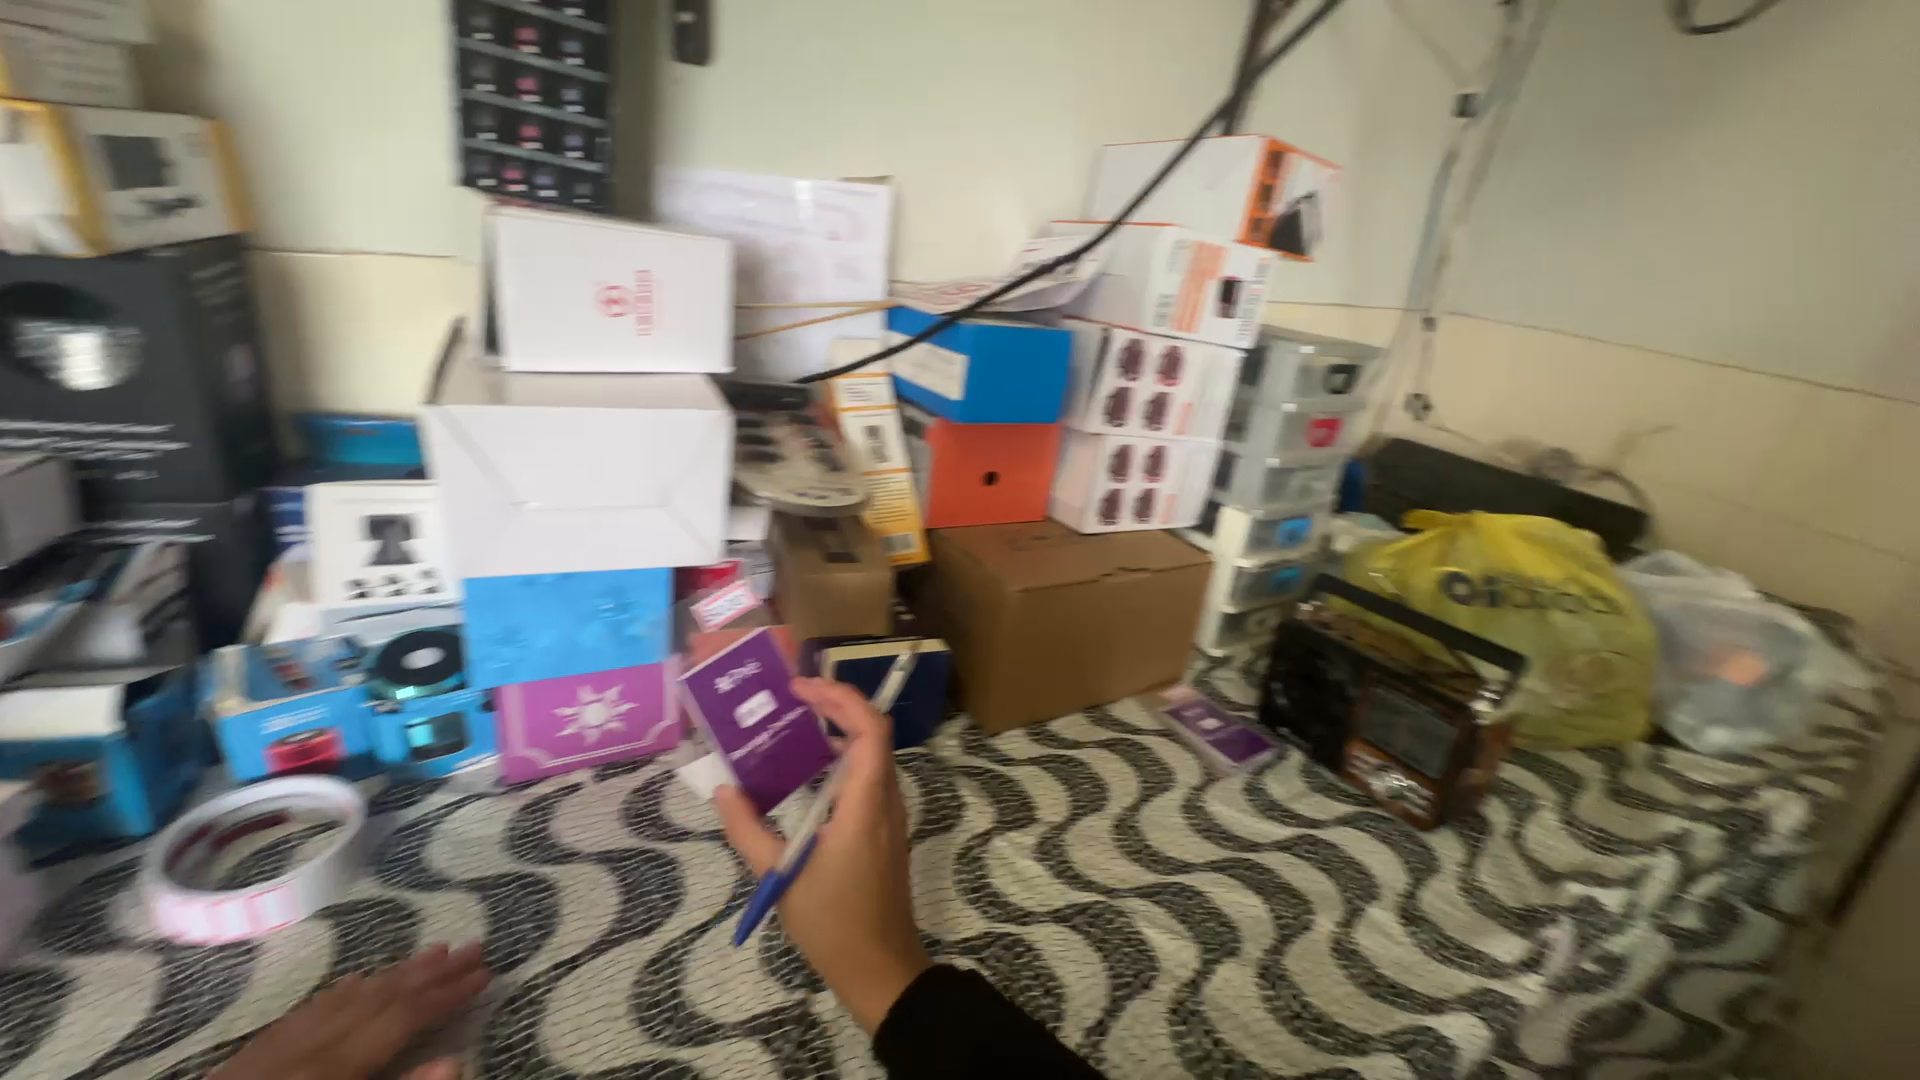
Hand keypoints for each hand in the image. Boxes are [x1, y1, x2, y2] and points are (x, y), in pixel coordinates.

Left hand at [212, 943, 490, 1079]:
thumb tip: (455, 1060)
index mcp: (332, 1069)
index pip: (403, 1017)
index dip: (449, 993)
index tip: (488, 972)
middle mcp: (304, 1050)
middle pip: (378, 999)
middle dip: (431, 972)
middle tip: (475, 945)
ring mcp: (270, 1052)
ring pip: (343, 1000)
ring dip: (394, 973)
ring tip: (434, 950)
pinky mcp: (244, 1061)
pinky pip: (302, 1015)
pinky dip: (340, 993)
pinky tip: (358, 980)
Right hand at [714, 677, 931, 1033]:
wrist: (880, 966)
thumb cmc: (832, 922)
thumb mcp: (781, 876)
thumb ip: (749, 831)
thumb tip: (724, 790)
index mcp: (867, 803)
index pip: (870, 729)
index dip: (841, 698)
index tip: (803, 688)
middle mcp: (887, 799)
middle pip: (873, 733)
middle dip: (836, 705)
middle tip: (794, 697)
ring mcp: (891, 813)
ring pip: (874, 754)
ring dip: (841, 730)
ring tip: (797, 724)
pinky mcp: (886, 827)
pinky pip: (871, 776)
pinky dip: (845, 758)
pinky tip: (812, 770)